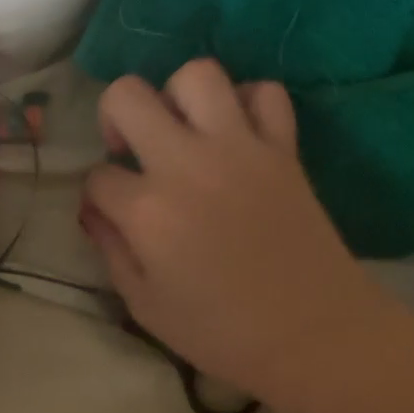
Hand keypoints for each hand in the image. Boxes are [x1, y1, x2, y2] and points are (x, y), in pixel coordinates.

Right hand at [82, 59, 392, 406]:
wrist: (319, 338)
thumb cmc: (225, 333)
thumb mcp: (146, 306)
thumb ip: (111, 250)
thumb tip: (94, 210)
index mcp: (149, 210)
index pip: (97, 175)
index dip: (97, 194)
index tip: (112, 211)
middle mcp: (186, 164)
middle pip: (127, 95)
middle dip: (115, 115)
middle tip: (132, 147)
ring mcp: (239, 149)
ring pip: (197, 75)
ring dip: (179, 95)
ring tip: (184, 129)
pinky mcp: (283, 148)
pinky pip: (266, 94)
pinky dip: (248, 102)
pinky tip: (238, 132)